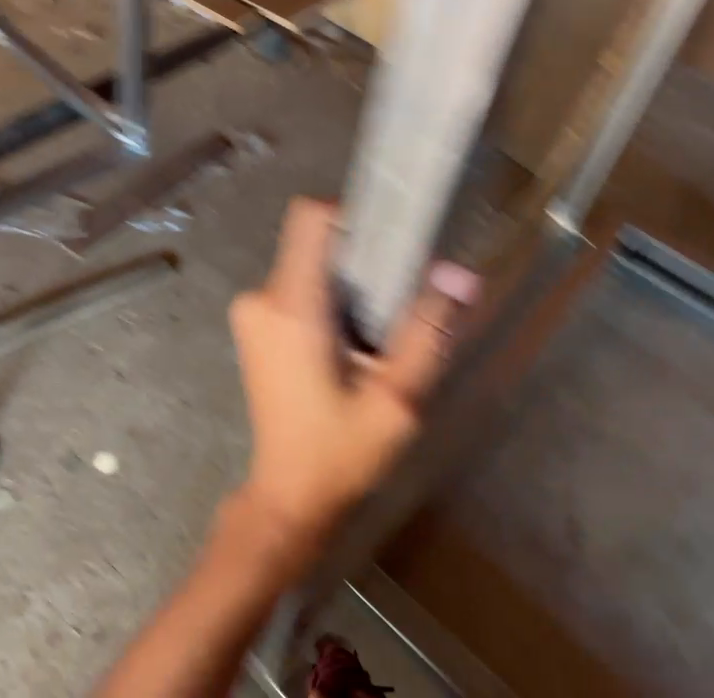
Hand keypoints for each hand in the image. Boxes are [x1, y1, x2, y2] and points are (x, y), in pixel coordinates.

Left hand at [227, 198, 479, 546]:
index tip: (392, 243)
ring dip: (348, 286)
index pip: (309, 218)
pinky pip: (298, 288)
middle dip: (361, 261)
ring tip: (376, 332)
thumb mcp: (397, 400)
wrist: (289, 498)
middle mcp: (263, 299)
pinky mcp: (256, 328)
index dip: (353, 215)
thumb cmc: (340, 454)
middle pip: (315, 243)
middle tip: (399, 300)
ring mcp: (253, 313)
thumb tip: (460, 274)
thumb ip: (427, 333)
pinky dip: (329, 301)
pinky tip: (351, 344)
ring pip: (309, 266)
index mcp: (292, 307)